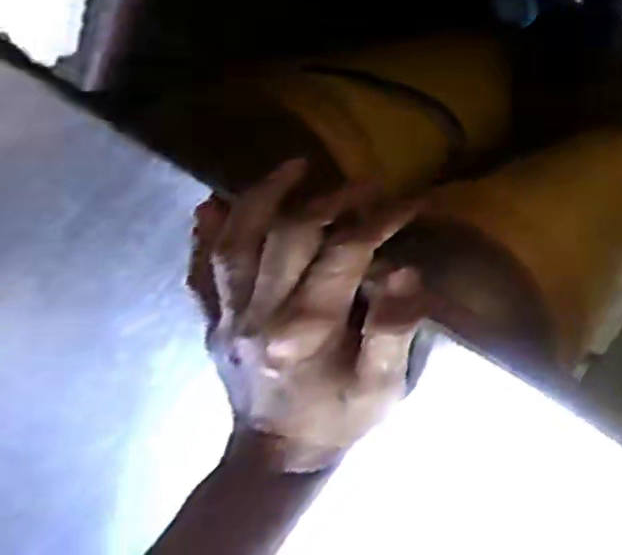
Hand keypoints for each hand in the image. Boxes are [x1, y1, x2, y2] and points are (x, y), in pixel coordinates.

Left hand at [187, 160, 427, 472]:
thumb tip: (406, 269)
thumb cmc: (344, 414)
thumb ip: (395, 326)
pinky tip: (212, 206)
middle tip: (369, 181)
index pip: (344, 254)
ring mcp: (228, 318)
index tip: (418, 200)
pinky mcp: (214, 322)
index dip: (383, 219)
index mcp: (305, 329)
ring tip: (292, 166)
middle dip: (330, 200)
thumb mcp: (385, 381)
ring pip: (234, 245)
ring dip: (262, 200)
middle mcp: (257, 317)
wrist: (277, 457)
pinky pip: (201, 272)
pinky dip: (205, 236)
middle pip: (285, 238)